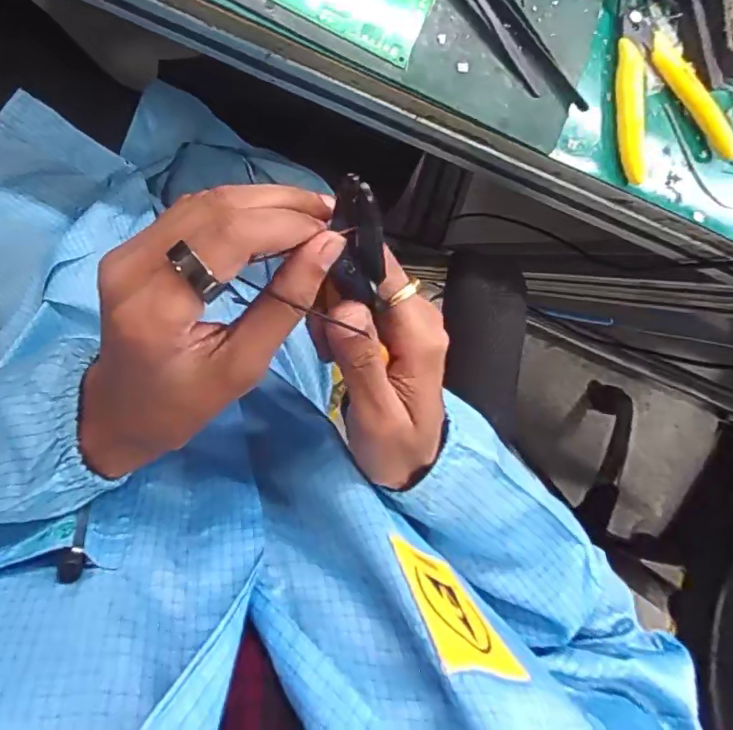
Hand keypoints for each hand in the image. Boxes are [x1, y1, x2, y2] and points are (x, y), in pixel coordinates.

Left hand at [80, 185, 345, 478]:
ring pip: (202, 201)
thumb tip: (328, 247)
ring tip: (309, 213)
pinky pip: (190, 212)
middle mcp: (133, 263)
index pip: (227, 235)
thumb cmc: (178, 406)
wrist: (115, 410)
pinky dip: (235, 210)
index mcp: (157, 304)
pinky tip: (269, 218)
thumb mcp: (240, 368)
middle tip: (329, 212)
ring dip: (260, 201)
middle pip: (214, 207)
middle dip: (279, 203)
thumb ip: (284, 304)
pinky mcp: (130, 246)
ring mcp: (127, 250)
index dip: (284, 223)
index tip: (332, 230)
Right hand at [313, 246, 448, 489]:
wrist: (413, 471)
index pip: (385, 271)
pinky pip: (360, 301)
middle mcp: (420, 316)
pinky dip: (338, 314)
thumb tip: (346, 306)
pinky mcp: (395, 326)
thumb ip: (362, 360)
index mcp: (420, 334)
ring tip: (324, 344)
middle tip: (318, 332)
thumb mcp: (375, 413)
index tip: (312, 280)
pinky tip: (331, 343)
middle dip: (333, 289)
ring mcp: (408, 319)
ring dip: (332, 303)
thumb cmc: (396, 449)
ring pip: (361, 284)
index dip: (345, 263)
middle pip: (369, 272)